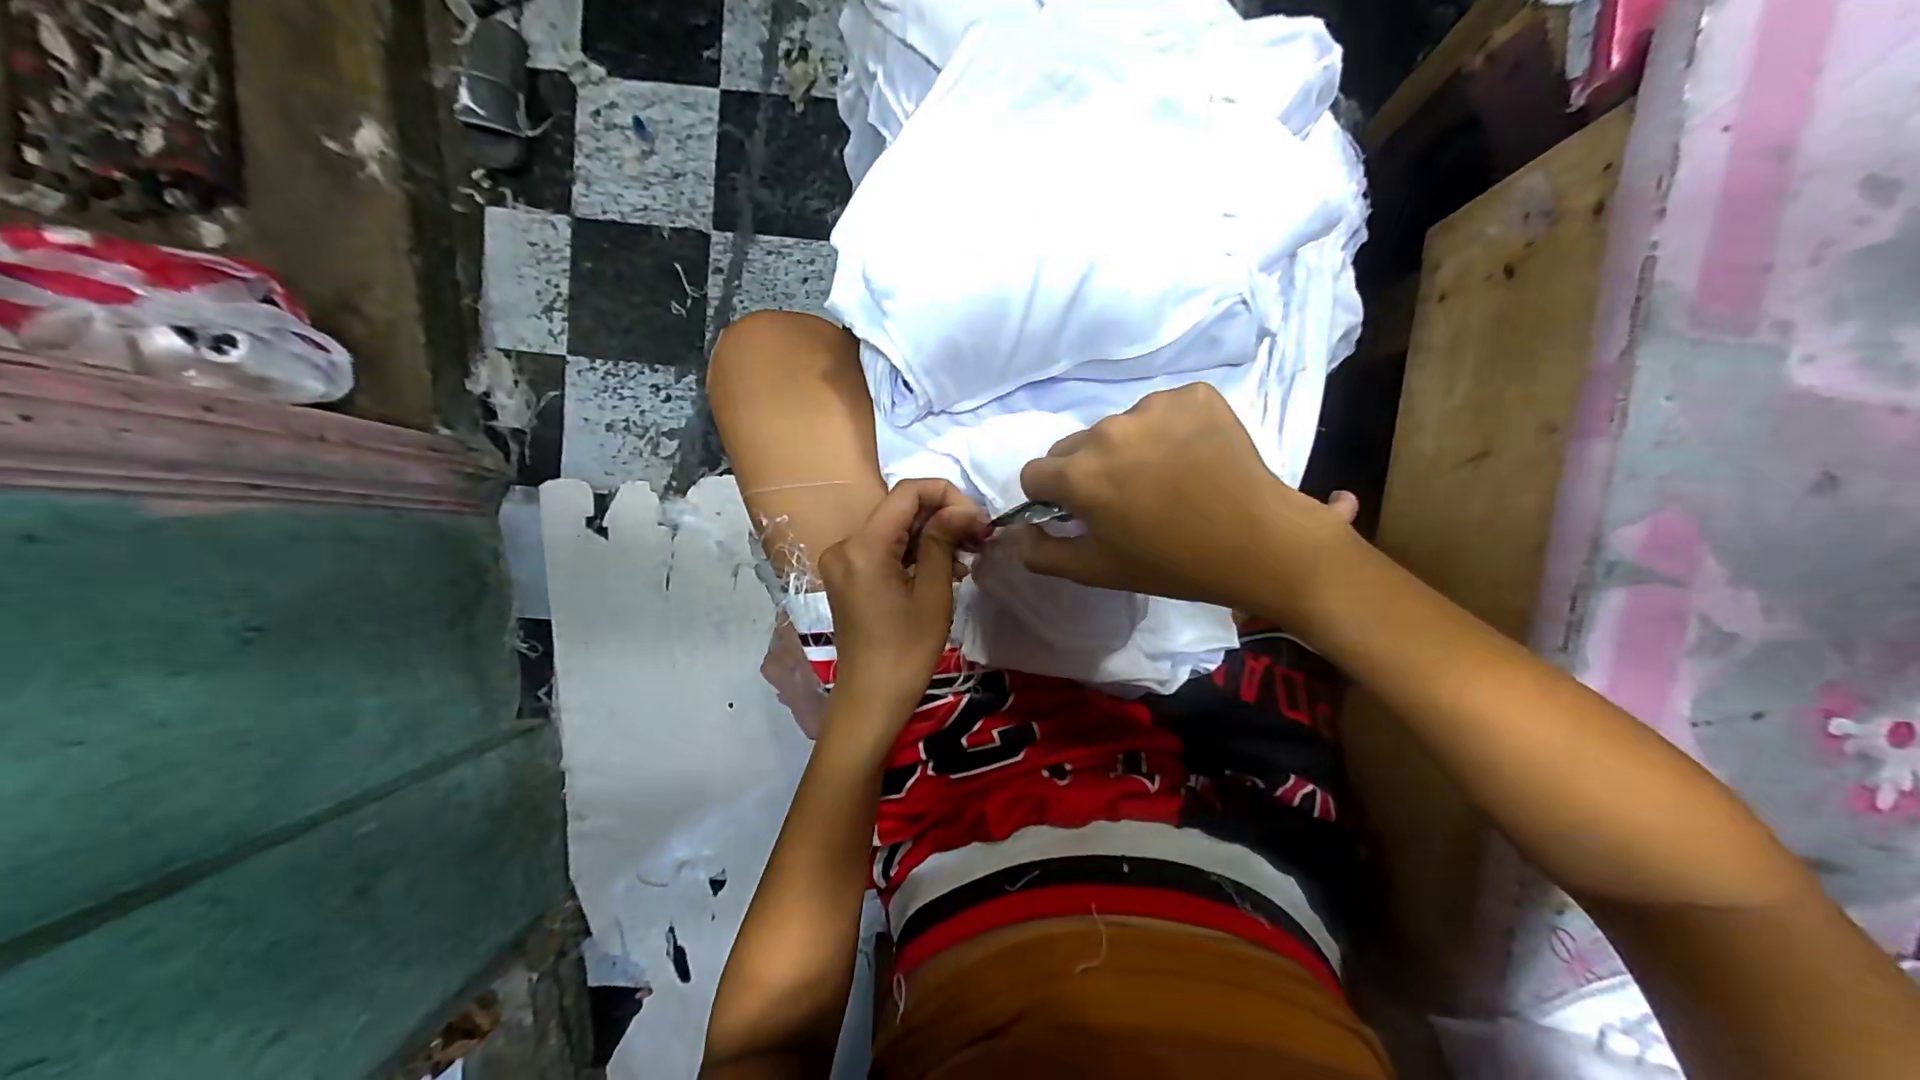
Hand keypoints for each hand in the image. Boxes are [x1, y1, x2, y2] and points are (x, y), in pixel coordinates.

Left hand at [819, 479, 988, 719]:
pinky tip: (945, 567)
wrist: (871, 700)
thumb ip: (943, 541)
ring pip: (894, 529)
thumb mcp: (933, 594)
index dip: (947, 495)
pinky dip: (914, 552)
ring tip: (968, 555)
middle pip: (900, 509)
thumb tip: (963, 508)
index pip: (907, 492)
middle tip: (980, 538)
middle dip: (943, 516)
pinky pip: (884, 549)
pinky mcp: (848, 576)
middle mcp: (845, 545)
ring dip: (931, 535)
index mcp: (863, 546)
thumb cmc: (907, 652)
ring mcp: (843, 561)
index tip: (977, 521)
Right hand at [1013, 383, 1359, 628]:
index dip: (1052, 497)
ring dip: (1129, 449)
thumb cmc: (1172, 563)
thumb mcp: (1097, 570)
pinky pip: (1162, 410)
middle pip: (1074, 447)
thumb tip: (1013, 534)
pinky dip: (1169, 431)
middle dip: (1088, 471)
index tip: (1080, 512)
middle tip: (1127, 500)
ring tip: (1166, 479)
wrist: (1260, 542)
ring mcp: (1153, 406)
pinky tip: (1193, 457)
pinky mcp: (1193, 394)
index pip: (1035, 473)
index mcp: (1079, 473)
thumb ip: (1041, 553)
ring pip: (1118, 427)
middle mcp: (1107, 431)